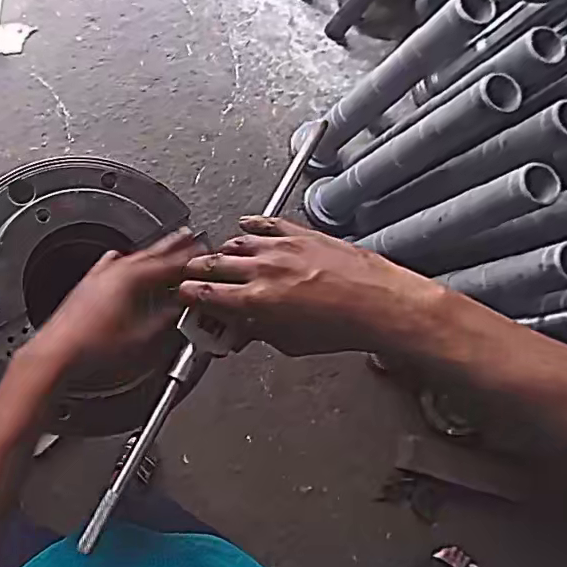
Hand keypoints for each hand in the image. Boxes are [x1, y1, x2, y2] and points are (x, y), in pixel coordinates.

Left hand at [19, 229, 199, 374]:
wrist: (56, 352)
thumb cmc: (92, 347)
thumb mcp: (142, 336)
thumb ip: (166, 318)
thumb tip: (180, 308)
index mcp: (132, 278)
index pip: (170, 264)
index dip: (191, 259)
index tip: (205, 253)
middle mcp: (115, 270)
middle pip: (152, 253)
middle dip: (175, 246)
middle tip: (192, 238)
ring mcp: (99, 275)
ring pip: (134, 256)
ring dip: (154, 251)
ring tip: (168, 245)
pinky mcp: (88, 284)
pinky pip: (116, 264)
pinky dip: (129, 261)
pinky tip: (124, 262)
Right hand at [177, 216, 444, 356]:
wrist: (382, 304)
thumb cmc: (343, 327)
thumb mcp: (289, 342)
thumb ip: (257, 333)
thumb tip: (242, 330)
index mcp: (256, 301)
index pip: (205, 293)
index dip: (188, 294)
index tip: (184, 294)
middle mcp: (264, 270)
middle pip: (213, 264)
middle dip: (196, 270)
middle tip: (191, 274)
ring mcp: (282, 248)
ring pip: (236, 242)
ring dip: (223, 251)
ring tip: (219, 256)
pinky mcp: (301, 234)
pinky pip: (266, 223)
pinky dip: (251, 225)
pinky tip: (245, 226)